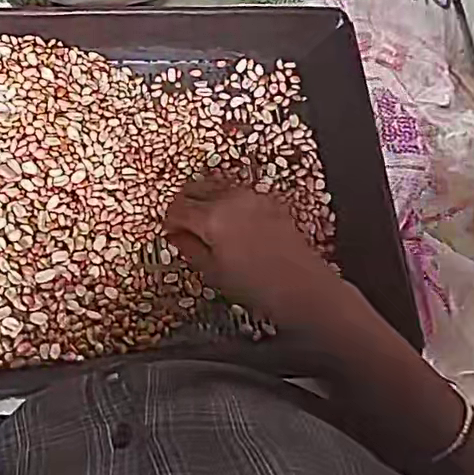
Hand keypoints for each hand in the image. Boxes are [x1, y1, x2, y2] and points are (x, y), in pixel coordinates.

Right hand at [163, 179, 347, 328]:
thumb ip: (189, 247)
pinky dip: (226, 202)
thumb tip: (175, 235)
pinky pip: (237, 193)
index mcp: (212, 218)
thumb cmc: (257, 287)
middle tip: (183, 226)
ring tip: (206, 226)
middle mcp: (231, 199)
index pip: (177, 208)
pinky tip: (230, 225)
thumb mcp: (213, 271)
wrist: (304, 288)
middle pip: (195, 188)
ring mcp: (252, 196)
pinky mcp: (269, 200)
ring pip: (216, 186)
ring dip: (205, 200)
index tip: (170, 232)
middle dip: (185, 205)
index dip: (169, 221)